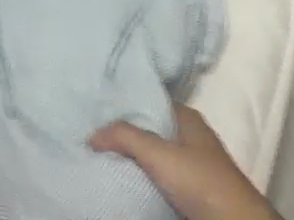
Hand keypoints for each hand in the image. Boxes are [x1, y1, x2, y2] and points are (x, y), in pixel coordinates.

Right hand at [90, 104, 280, 219]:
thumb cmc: (200, 181)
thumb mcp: (159, 154)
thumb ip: (126, 137)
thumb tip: (92, 134)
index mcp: (187, 117)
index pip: (149, 102)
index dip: (125, 106)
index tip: (96, 111)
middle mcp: (189, 136)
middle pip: (150, 131)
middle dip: (125, 134)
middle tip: (93, 136)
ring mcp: (191, 164)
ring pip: (154, 157)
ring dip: (133, 160)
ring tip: (100, 158)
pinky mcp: (190, 190)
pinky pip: (159, 179)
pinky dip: (142, 180)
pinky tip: (122, 181)